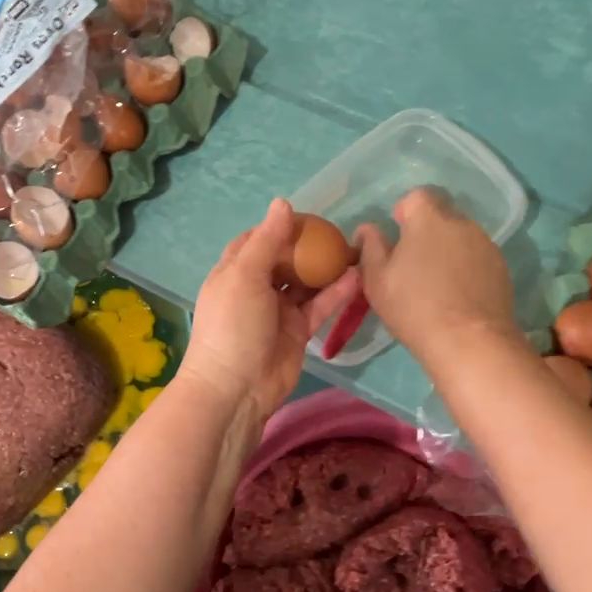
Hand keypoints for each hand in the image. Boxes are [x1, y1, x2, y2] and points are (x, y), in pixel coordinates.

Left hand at [182, 198, 357, 417]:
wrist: (237, 388)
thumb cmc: (233, 326)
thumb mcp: (244, 276)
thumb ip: (266, 240)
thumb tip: (283, 202)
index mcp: (234, 272)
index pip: (256, 241)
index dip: (278, 227)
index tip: (307, 216)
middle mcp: (255, 289)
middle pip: (284, 260)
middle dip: (307, 246)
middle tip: (338, 232)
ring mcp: (277, 311)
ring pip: (305, 283)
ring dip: (325, 268)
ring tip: (354, 249)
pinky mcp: (297, 332)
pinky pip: (319, 306)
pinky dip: (336, 293)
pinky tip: (358, 276)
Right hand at [356, 186, 516, 361]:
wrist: (469, 341)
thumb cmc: (414, 307)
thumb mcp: (378, 281)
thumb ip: (371, 248)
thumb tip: (368, 228)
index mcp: (429, 220)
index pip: (417, 196)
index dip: (405, 212)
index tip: (398, 237)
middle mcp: (462, 224)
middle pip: (441, 217)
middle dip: (426, 234)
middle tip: (413, 267)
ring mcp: (486, 245)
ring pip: (461, 239)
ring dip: (447, 252)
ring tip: (436, 286)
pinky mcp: (501, 269)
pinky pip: (477, 259)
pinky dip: (466, 270)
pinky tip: (457, 298)